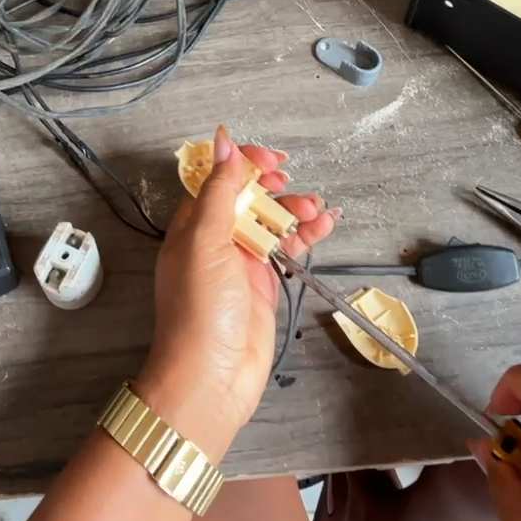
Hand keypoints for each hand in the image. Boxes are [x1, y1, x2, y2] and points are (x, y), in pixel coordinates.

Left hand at [135, 125, 335, 457]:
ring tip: (315, 209)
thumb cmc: (200, 307)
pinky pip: (286, 247)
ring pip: (271, 220)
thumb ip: (219, 191)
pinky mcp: (264, 283)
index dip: (244, 162)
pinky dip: (306, 234)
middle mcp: (216, 237)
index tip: (271, 160)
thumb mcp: (205, 241)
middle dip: (271, 185)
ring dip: (293, 208)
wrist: (211, 378)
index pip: (219, 178)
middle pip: (248, 196)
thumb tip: (222, 142)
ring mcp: (241, 260)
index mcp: (194, 223)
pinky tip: (326, 223)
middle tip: (290, 182)